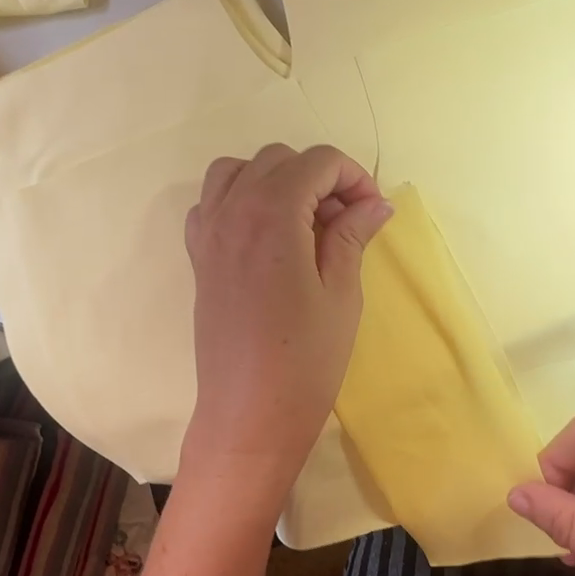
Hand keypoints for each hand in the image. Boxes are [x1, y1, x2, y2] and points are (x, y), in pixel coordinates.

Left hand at [181, 144, 392, 491]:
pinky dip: (239, 201)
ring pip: (237, 171)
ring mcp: (208, 234)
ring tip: (304, 220)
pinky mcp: (199, 258)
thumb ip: (353, 236)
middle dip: (319, 177)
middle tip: (347, 220)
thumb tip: (375, 203)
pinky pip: (211, 204)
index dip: (353, 177)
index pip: (317, 162)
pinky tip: (266, 236)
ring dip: (275, 180)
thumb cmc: (305, 360)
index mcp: (272, 215)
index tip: (373, 211)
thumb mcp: (342, 294)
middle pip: (278, 160)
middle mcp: (232, 212)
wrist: (249, 415)